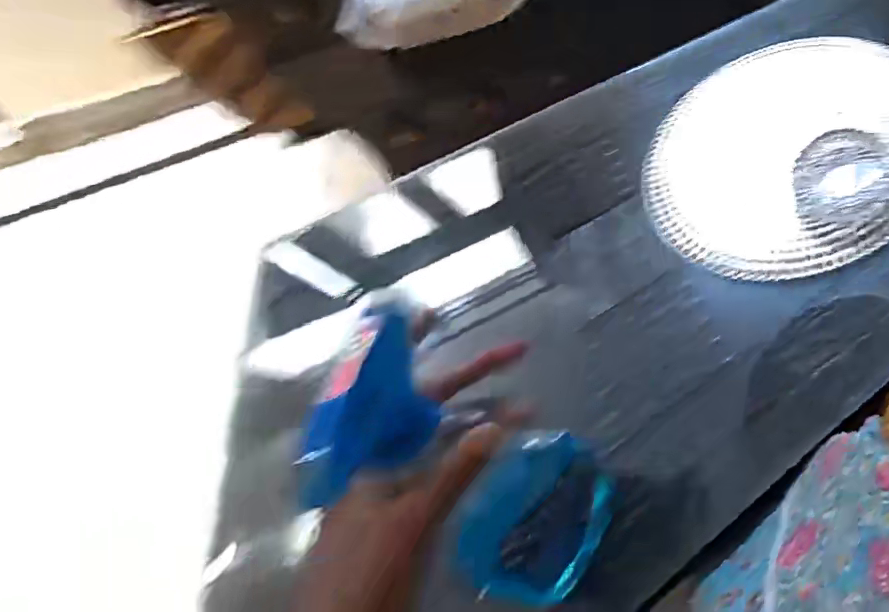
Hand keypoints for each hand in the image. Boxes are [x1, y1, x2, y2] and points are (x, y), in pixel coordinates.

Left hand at [291, 339, 528, 611]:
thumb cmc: (363, 574)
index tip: (430, 313)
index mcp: (361, 455)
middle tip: (515, 351)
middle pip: (424, 402)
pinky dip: (476, 446)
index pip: (383, 386)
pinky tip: (506, 439)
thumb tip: (499, 425)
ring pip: (441, 432)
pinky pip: (447, 460)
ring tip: (527, 401)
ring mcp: (392, 482)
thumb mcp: (413, 521)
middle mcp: (376, 459)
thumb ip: (455, 471)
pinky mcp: (407, 504)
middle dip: (468, 375)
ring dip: (482, 413)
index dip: (403, 348)